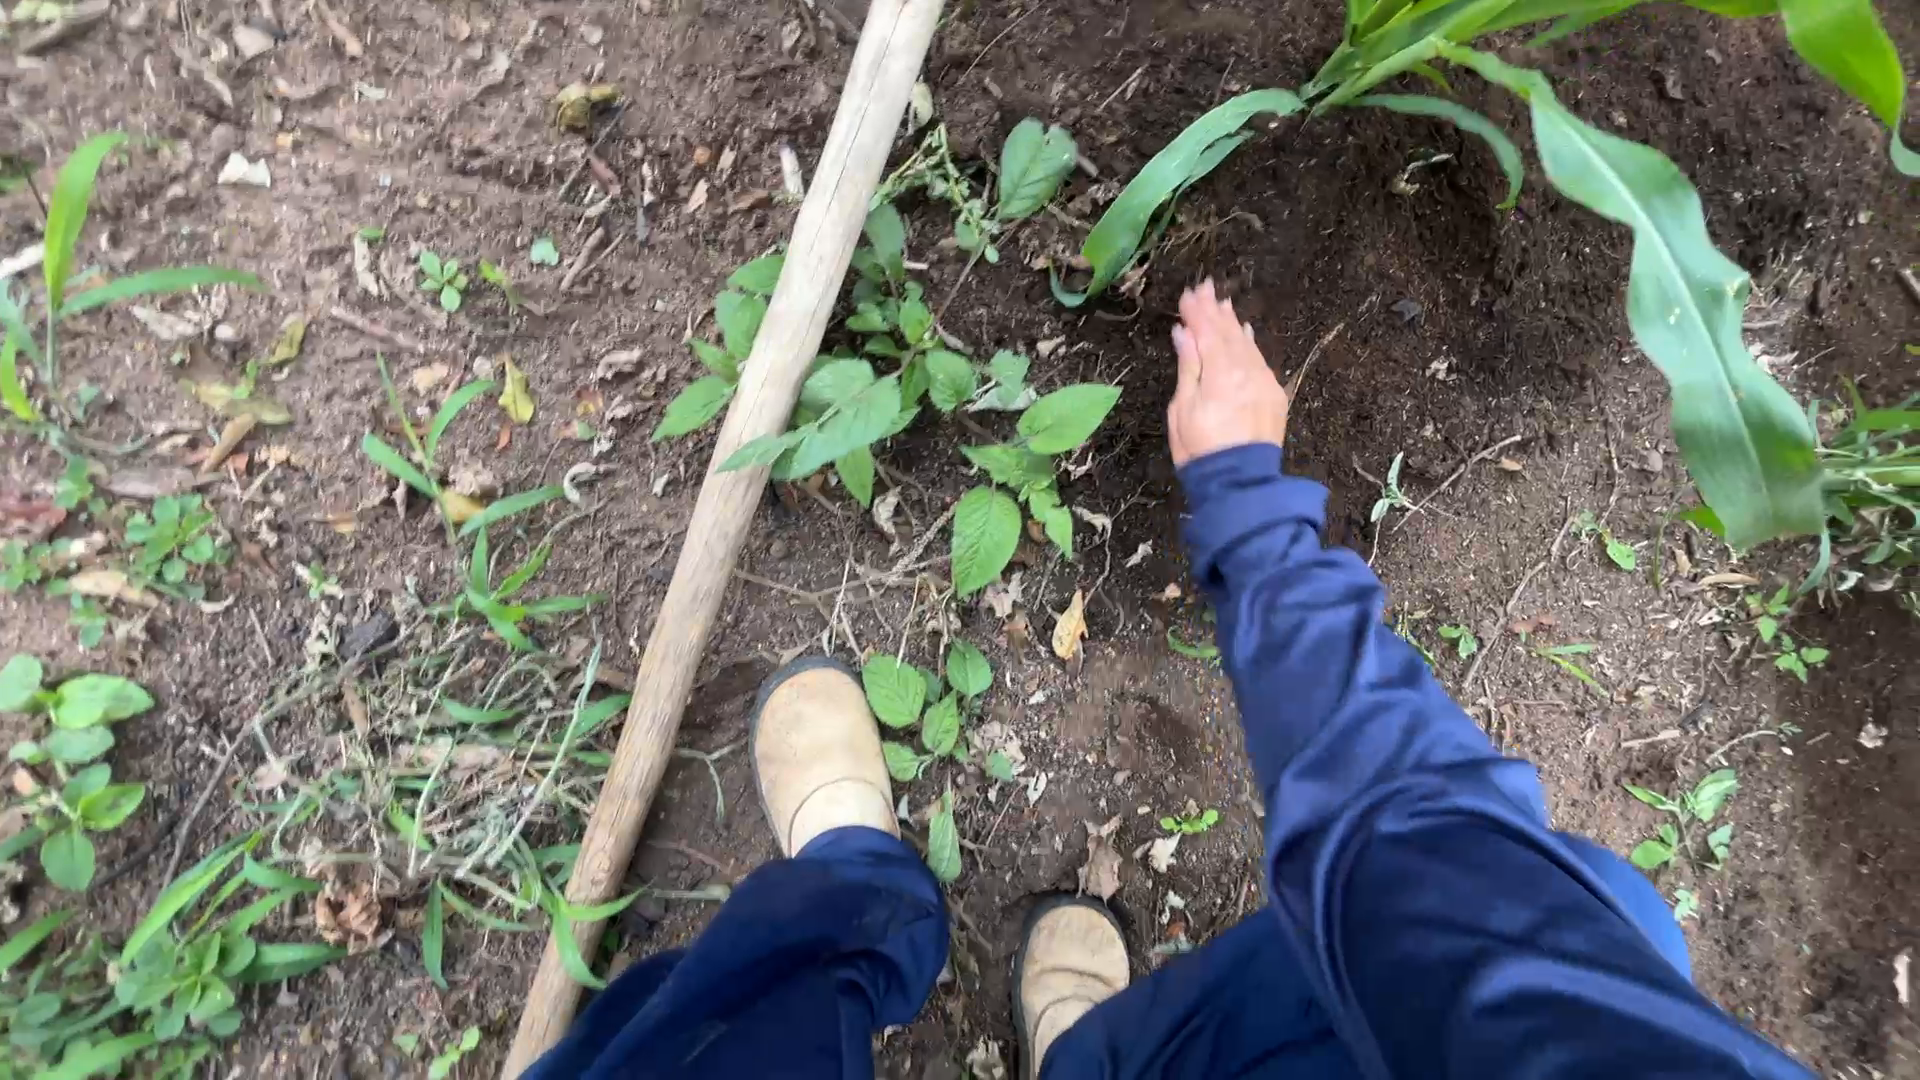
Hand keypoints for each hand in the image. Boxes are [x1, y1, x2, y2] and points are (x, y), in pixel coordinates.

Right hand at [1167, 279, 1289, 467]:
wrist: (1239, 482)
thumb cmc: (1200, 449)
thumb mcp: (1182, 409)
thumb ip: (1188, 367)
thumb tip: (1185, 334)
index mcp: (1220, 373)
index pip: (1207, 332)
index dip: (1196, 312)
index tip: (1187, 294)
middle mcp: (1246, 371)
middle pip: (1229, 333)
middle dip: (1215, 311)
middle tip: (1205, 288)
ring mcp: (1264, 382)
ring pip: (1246, 344)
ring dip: (1233, 323)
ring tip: (1223, 304)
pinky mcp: (1273, 396)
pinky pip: (1260, 359)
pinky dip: (1249, 343)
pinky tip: (1245, 332)